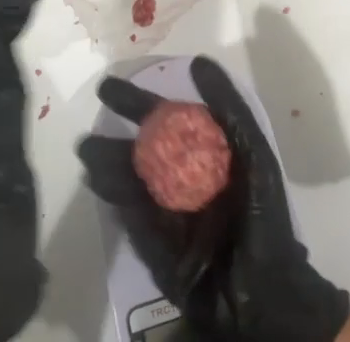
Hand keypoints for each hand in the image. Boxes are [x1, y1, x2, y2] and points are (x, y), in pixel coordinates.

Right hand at [78, 57, 349, 341]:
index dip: (141, 101)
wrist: (261, 288)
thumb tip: (199, 62)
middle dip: (117, 130)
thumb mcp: (252, 151)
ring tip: (87, 147)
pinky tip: (95, 177)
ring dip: (108, 160)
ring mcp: (166, 209)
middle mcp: (184, 176)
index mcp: (208, 154)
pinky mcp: (152, 241)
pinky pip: (128, 212)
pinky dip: (111, 194)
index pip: (169, 119)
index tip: (111, 86)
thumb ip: (227, 107)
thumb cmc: (261, 212)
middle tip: (93, 109)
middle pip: (143, 147)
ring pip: (130, 178)